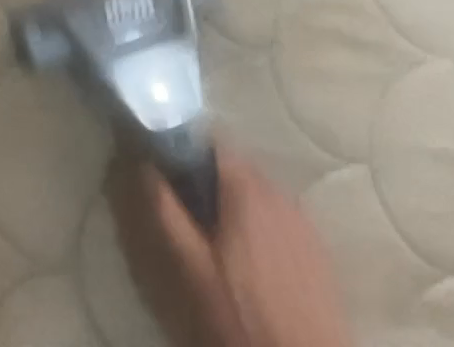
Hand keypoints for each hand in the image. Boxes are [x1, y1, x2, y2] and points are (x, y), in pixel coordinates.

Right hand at [108, 149, 352, 346]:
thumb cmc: (237, 315)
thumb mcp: (188, 265)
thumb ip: (163, 208)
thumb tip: (138, 161)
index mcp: (247, 187)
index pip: (208, 138)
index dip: (178, 147)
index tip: (157, 168)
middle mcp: (279, 190)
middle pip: (231, 164)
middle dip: (201, 179)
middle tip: (178, 212)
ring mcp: (302, 219)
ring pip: (253, 191)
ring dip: (227, 202)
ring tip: (208, 240)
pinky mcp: (314, 247)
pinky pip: (274, 216)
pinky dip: (254, 224)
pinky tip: (243, 261)